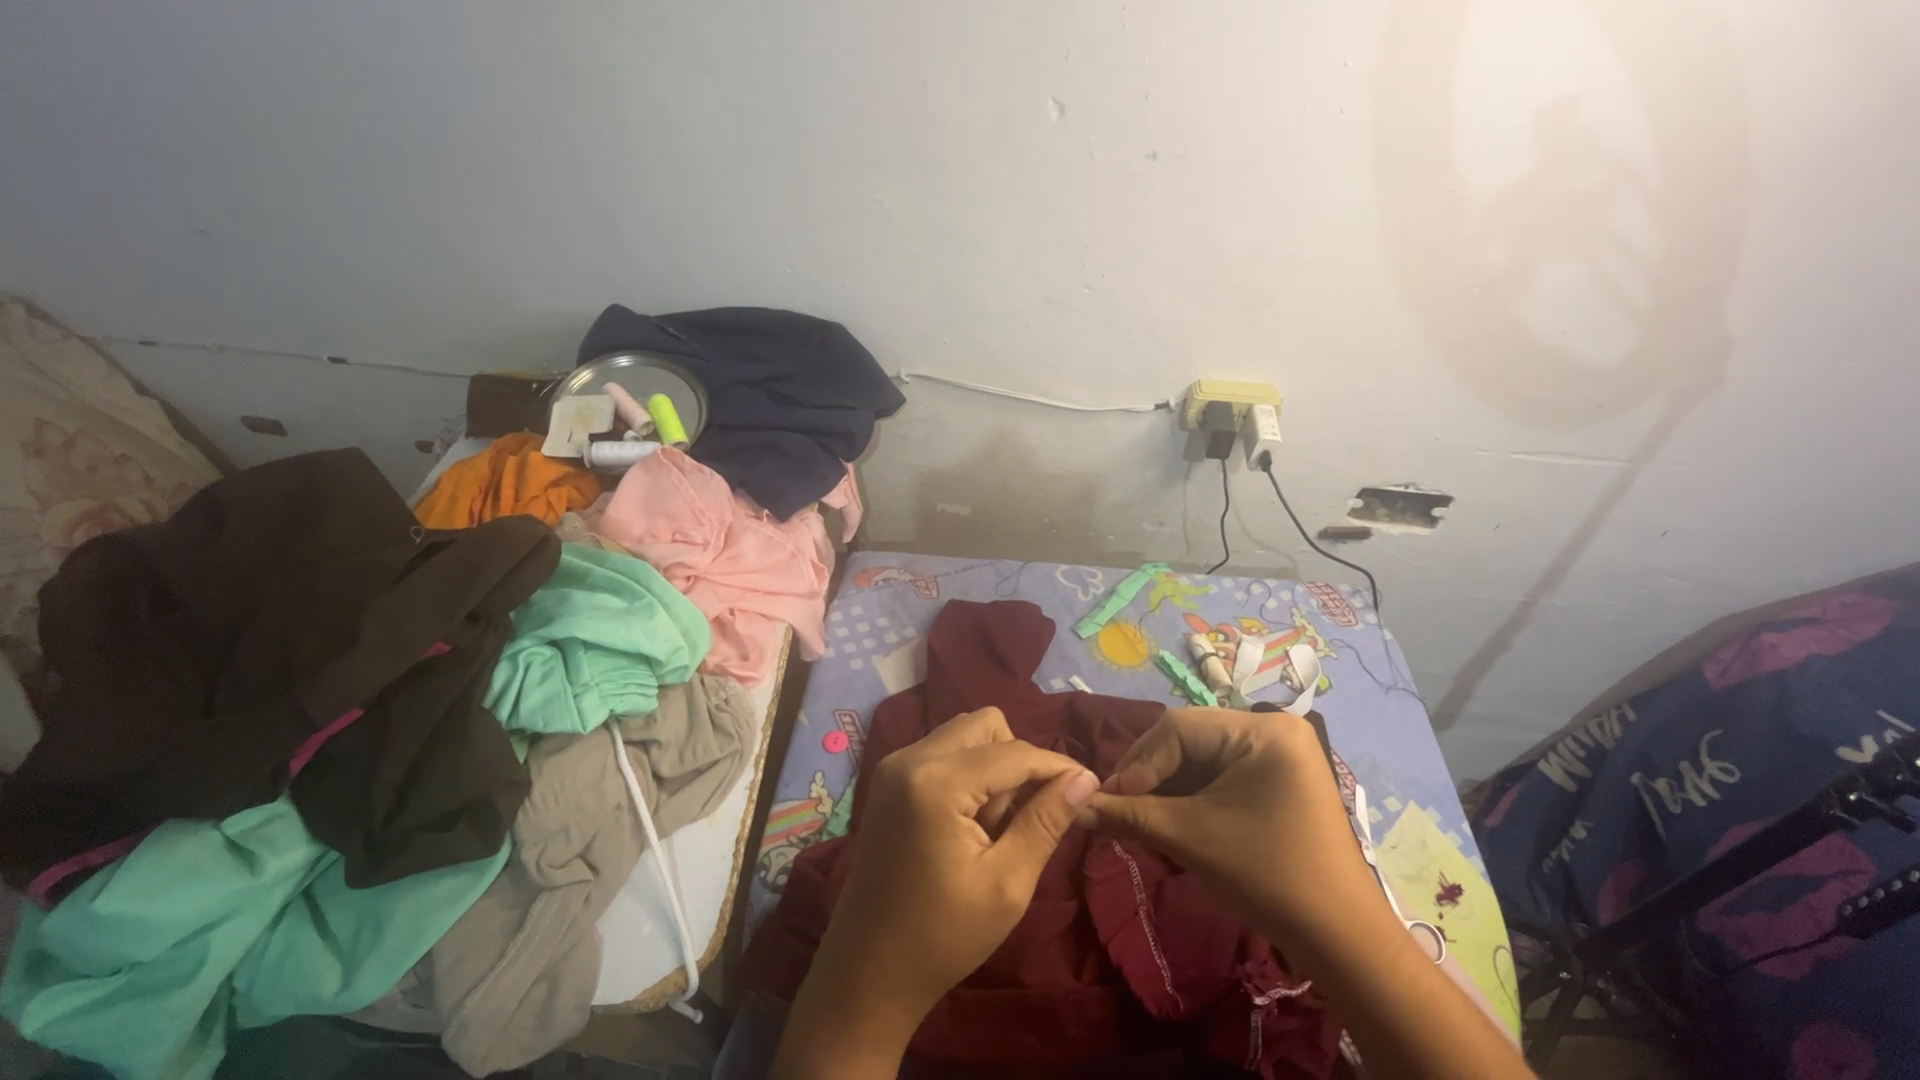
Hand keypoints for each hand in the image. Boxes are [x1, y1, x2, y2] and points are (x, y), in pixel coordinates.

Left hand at [773, 707, 1097, 1078]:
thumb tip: (1085, 778)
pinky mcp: (888, 781)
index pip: (1014, 752)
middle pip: (986, 725)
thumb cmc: (942, 937)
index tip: (1093, 787)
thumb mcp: (1008, 884)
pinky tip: (970, 824)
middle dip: (1018, 761)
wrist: (868, 971)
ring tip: (994, 827)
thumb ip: (1046, 821)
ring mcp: (893, 767)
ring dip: (993, 767)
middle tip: (1021, 819)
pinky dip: (968, 774)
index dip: (1059, 767)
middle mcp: (909, 758)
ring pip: (964, 735)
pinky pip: (943, 753)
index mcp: (935, 781)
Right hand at [1079, 706, 1380, 947]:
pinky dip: (1191, 799)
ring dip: (1167, 789)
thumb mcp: (1190, 838)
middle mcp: (1275, 730)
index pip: (1179, 727)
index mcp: (1264, 730)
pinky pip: (1221, 777)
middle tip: (1118, 810)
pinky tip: (1169, 823)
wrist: (1340, 937)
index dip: (1139, 762)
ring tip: (1139, 821)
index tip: (1110, 800)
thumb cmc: (1267, 875)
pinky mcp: (1278, 782)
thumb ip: (1130, 814)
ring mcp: (1279, 757)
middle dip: (1151, 776)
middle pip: (1189, 739)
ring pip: (1201, 759)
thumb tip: (1078, 806)